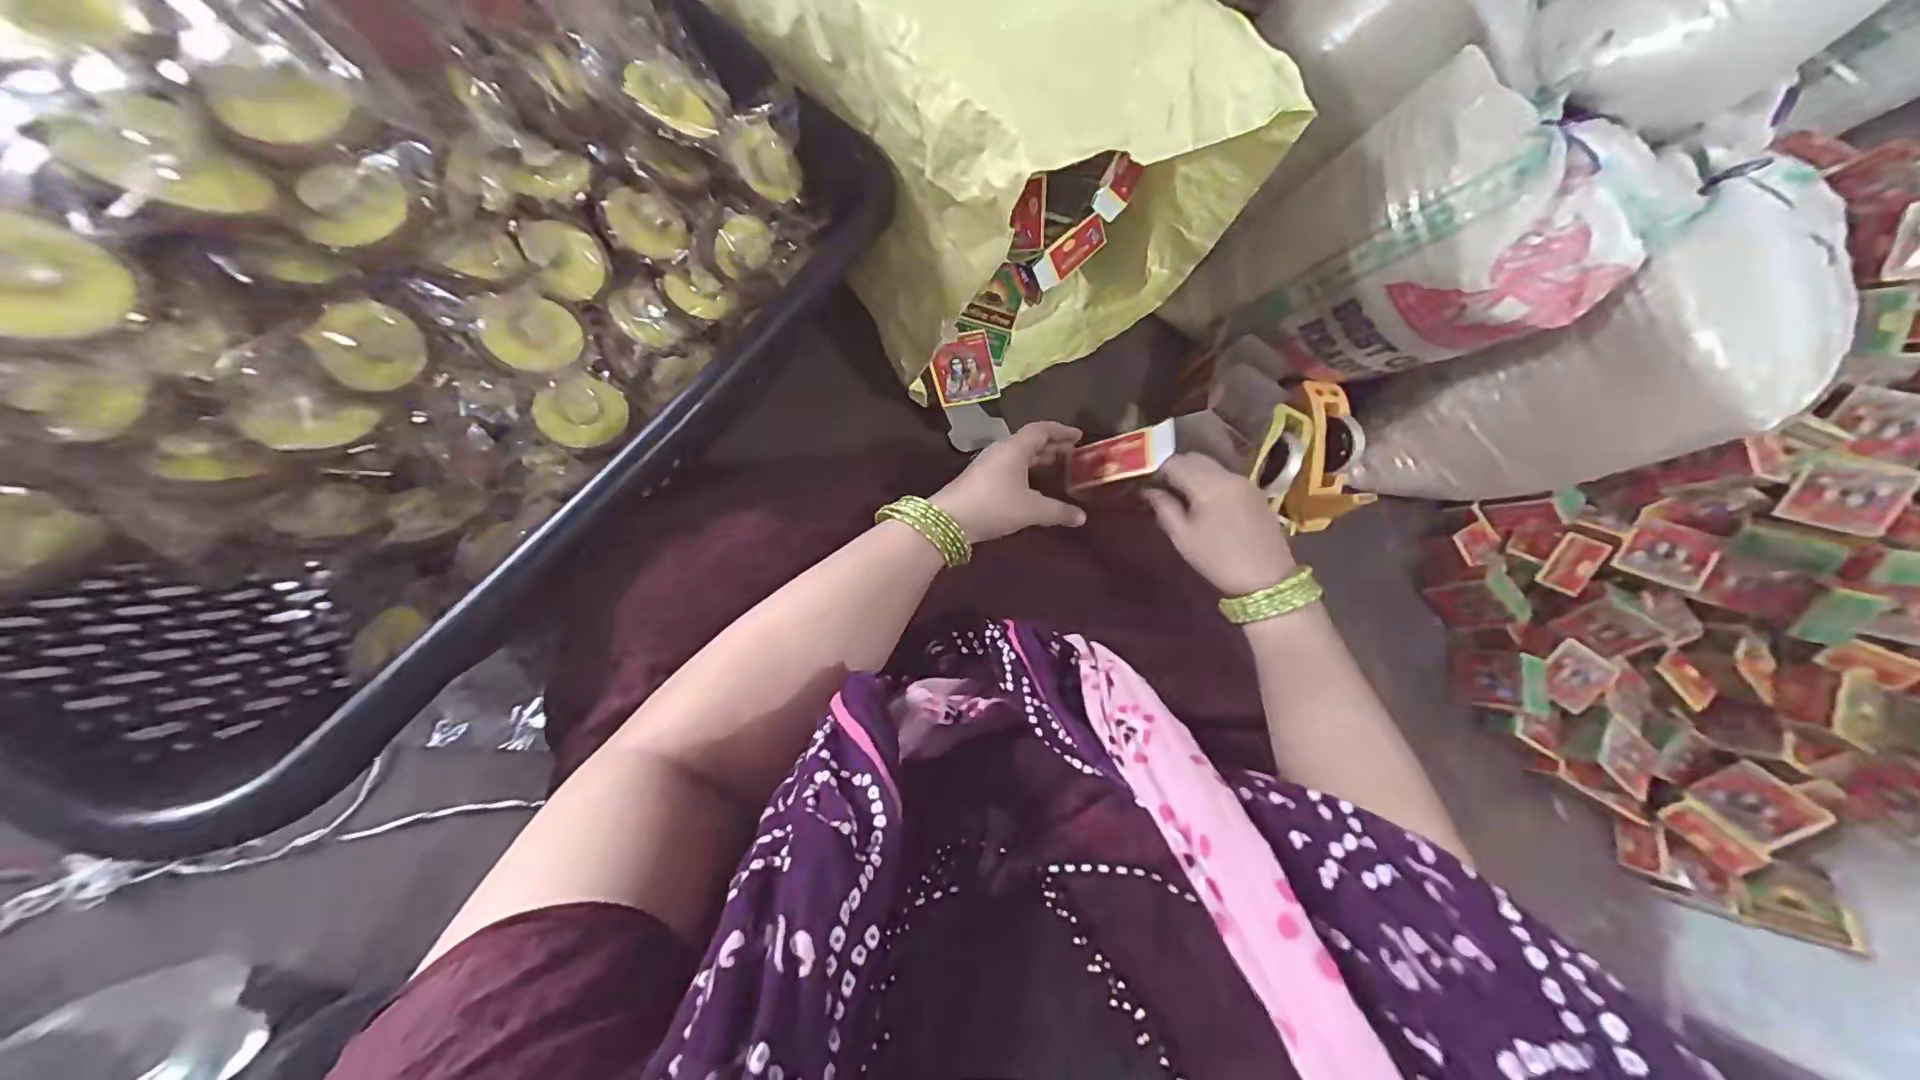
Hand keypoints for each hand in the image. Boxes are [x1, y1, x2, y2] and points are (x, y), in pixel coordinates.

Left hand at [931, 421, 1086, 542]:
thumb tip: (1081, 517)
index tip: (1078, 436)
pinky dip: (1024, 469)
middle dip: (1052, 445)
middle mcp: (1000, 450)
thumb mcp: (1030, 511)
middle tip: (1071, 453)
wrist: (948, 520)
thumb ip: (1058, 512)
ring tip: (1054, 467)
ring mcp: (987, 463)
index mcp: (1014, 448)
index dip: (1061, 431)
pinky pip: (1008, 465)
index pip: (1041, 430)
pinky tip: (1030, 485)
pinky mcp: (979, 478)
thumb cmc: (993, 507)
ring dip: (1037, 458)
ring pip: (1017, 454)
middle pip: (1029, 441)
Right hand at [1143, 454, 1296, 595]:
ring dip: (1193, 474)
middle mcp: (1228, 475)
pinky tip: (1205, 502)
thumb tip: (1149, 491)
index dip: (1157, 470)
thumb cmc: (1218, 559)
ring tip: (1182, 496)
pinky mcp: (1255, 492)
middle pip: (1195, 458)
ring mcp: (1245, 482)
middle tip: (1162, 489)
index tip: (1148, 486)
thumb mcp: (1183, 537)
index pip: (1175, 462)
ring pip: (1211, 466)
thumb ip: (1164, 508)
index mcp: (1209, 485)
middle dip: (1175, 468)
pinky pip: (1225, 477)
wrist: (1267, 579)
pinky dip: (1210, 481)